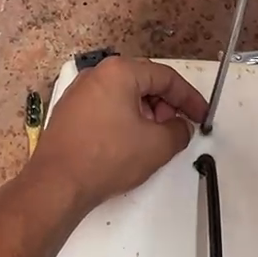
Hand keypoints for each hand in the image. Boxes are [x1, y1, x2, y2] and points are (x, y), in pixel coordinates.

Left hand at [26, 56, 206, 211]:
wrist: (56, 184)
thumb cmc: (105, 158)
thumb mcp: (157, 145)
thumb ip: (179, 130)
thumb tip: (180, 127)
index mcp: (119, 72)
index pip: (166, 77)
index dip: (189, 98)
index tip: (201, 115)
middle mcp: (97, 74)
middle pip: (144, 82)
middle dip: (165, 106)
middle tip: (176, 129)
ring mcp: (79, 92)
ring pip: (124, 95)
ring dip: (145, 114)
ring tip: (153, 140)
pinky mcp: (69, 112)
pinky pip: (106, 107)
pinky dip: (124, 120)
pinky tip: (128, 144)